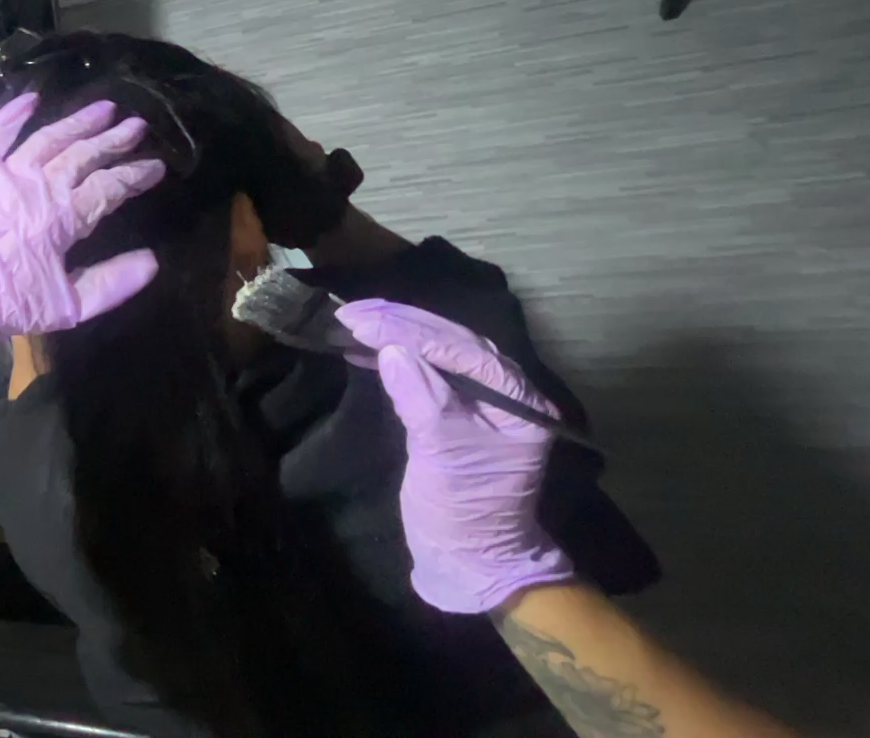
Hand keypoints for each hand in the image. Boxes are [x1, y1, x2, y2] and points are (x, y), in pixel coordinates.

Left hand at [0, 93, 166, 397]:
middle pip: (82, 155)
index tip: (155, 166)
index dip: (134, 175)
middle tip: (137, 126)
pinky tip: (31, 98)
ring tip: (104, 107)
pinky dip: (10, 114)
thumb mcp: (69, 307)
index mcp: (62, 218)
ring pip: (47, 139)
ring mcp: (3, 175)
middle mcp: (36, 187)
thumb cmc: (9, 306)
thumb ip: (112, 283)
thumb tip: (152, 261)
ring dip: (77, 122)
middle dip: (113, 140)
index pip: (108, 187)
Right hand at [335, 299, 574, 612]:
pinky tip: (363, 350)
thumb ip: (421, 398)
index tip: (361, 320)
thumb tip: (392, 350)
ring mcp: (478, 401)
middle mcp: (504, 392)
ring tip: (351, 322)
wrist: (470, 557)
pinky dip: (392, 356)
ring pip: (436, 350)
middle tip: (352, 311)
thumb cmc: (464, 509)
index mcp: (518, 401)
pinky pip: (423, 370)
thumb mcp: (443, 454)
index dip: (409, 330)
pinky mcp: (452, 411)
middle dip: (400, 322)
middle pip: (450, 341)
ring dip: (393, 333)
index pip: (460, 349)